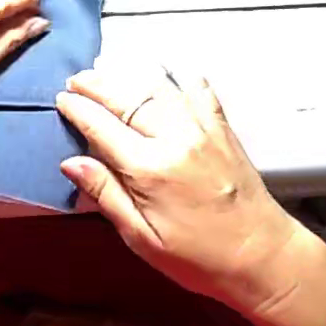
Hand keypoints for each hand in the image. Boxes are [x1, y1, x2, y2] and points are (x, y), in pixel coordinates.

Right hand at [55, 65, 323, 316]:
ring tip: (107, 67)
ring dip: (129, 73)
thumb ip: (106, 194)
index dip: (78, 110)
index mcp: (150, 169)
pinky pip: (198, 89)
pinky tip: (166, 70)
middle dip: (97, 84)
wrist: (264, 257)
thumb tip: (71, 162)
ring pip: (159, 86)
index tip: (61, 100)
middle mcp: (175, 138)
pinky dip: (179, 75)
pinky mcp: (222, 127)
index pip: (102, 127)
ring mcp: (202, 128)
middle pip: (127, 98)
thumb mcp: (142, 238)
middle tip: (77, 78)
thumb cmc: (197, 258)